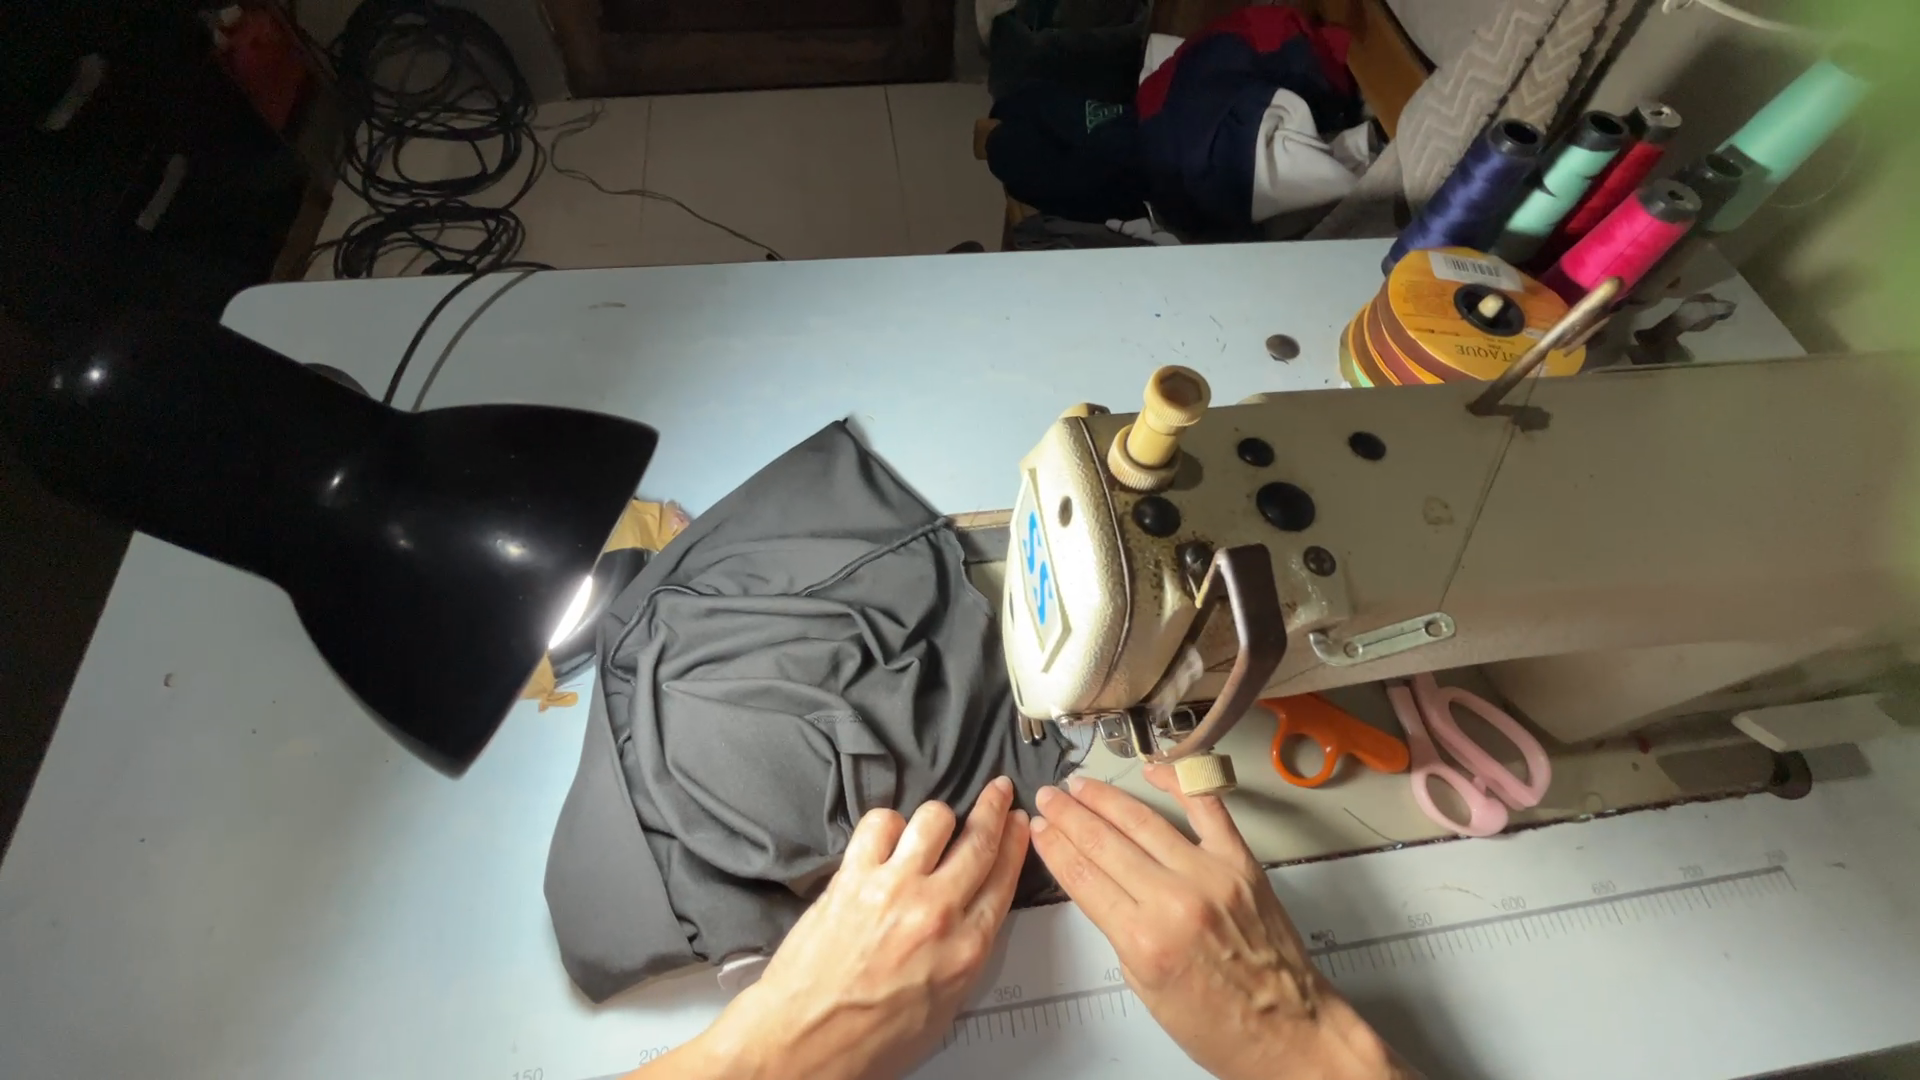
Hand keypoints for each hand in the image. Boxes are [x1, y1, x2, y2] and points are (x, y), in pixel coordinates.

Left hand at [643, 776, 1030, 1079]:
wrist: (800, 1044)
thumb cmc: (865, 1039)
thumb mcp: (941, 1010)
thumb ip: (964, 955)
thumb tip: (971, 915)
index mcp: (963, 951)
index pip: (1002, 879)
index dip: (1015, 843)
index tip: (1018, 823)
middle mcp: (935, 912)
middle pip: (979, 840)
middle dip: (994, 807)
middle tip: (998, 791)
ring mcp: (894, 887)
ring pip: (935, 818)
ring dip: (939, 816)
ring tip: (935, 823)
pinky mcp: (854, 875)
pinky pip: (881, 821)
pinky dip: (887, 822)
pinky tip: (888, 835)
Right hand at [1029, 766, 1405, 1079]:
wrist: (1291, 1034)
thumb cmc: (1219, 1025)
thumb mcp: (1145, 987)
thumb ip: (1117, 928)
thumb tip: (1095, 879)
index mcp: (1144, 941)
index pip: (1082, 876)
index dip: (1054, 846)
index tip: (1039, 827)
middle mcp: (1174, 901)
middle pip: (1104, 842)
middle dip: (1069, 814)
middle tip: (1050, 796)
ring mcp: (1209, 874)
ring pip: (1142, 820)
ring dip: (1103, 798)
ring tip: (1080, 785)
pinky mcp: (1239, 861)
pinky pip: (1205, 807)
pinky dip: (1177, 782)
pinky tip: (1152, 770)